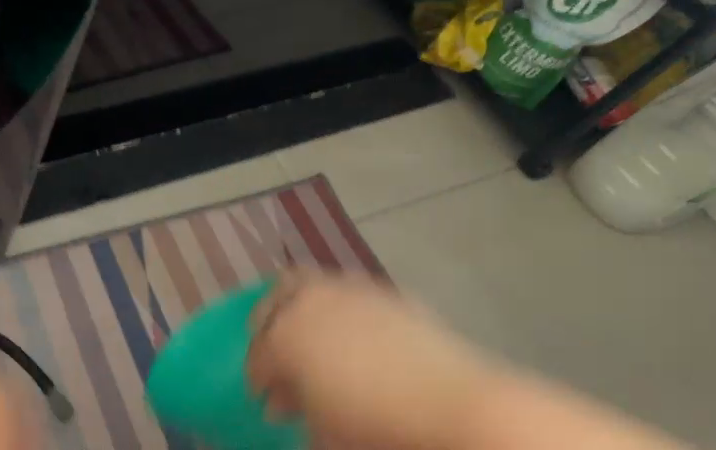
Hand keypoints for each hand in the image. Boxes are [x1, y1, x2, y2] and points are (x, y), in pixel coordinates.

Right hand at [245, 273, 498, 449]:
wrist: (459, 407)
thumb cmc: (381, 427)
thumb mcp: (328, 430)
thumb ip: (298, 409)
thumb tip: (286, 403)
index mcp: (284, 336)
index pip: (257, 356)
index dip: (259, 381)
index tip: (267, 401)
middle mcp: (308, 301)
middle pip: (271, 303)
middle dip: (268, 327)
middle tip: (278, 355)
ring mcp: (346, 289)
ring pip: (306, 285)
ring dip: (301, 308)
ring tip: (313, 338)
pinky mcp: (383, 290)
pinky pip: (347, 292)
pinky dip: (340, 308)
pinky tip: (355, 335)